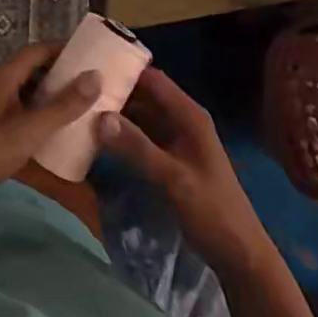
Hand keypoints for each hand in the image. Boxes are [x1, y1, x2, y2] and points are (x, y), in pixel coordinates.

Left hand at [0, 44, 101, 207]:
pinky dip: (37, 106)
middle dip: (62, 70)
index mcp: (4, 75)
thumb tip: (96, 76)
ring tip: (80, 101)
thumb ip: (63, 106)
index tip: (93, 56)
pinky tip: (52, 123)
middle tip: (92, 81)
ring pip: (26, 85)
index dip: (66, 48)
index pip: (40, 49)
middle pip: (33, 65)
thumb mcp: (29, 132)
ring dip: (50, 90)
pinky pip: (18, 101)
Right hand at [98, 69, 277, 275]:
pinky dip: (125, 136)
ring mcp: (178, 141)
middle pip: (147, 96)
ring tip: (82, 109)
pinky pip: (144, 138)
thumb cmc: (210, 209)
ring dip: (119, 114)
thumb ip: (137, 147)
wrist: (237, 251)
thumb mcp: (171, 178)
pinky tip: (99, 139)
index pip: (154, 80)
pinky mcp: (171, 160)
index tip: (92, 65)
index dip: (127, 70)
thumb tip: (100, 116)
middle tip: (79, 89)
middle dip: (118, 91)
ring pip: (143, 117)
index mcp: (190, 115)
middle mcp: (184, 120)